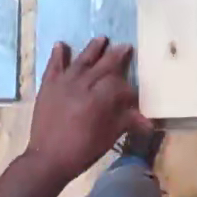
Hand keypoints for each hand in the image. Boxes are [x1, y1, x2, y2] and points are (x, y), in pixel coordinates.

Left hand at [23, 38, 151, 184]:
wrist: (48, 158)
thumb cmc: (82, 150)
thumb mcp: (108, 137)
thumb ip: (126, 122)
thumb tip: (148, 121)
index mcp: (98, 99)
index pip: (118, 85)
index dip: (128, 89)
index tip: (133, 95)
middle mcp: (82, 85)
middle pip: (102, 66)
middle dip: (116, 56)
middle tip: (125, 46)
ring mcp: (63, 83)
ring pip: (81, 61)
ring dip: (92, 49)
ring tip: (102, 38)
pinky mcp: (48, 86)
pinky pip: (54, 66)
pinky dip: (57, 55)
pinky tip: (60, 44)